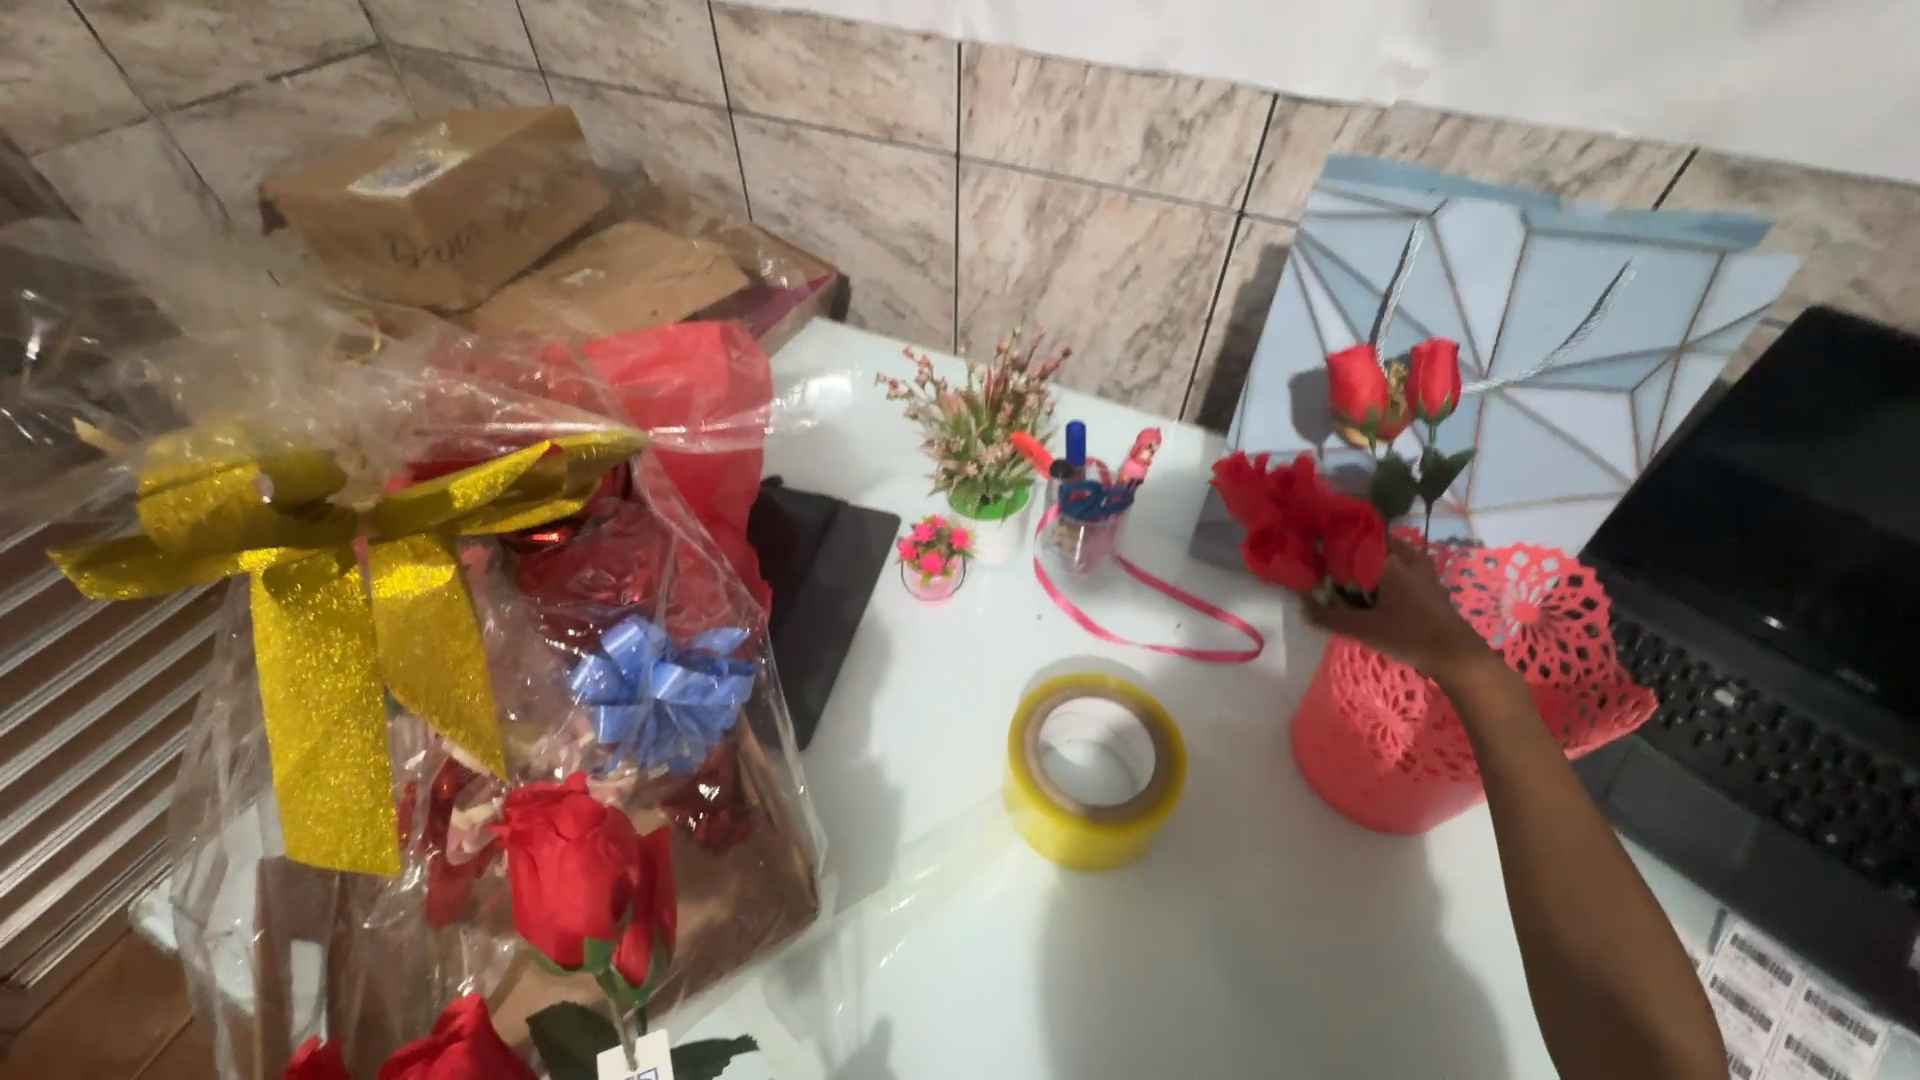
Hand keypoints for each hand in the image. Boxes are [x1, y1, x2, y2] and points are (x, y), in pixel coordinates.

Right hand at [1305, 537, 1493, 679]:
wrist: (1457, 657)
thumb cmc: (1409, 635)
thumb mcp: (1364, 628)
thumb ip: (1332, 617)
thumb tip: (1304, 608)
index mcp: (1392, 565)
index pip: (1363, 542)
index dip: (1342, 542)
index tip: (1324, 547)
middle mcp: (1411, 564)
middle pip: (1386, 543)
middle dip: (1365, 546)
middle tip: (1344, 557)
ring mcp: (1427, 577)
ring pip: (1404, 555)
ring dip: (1385, 557)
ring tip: (1366, 568)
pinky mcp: (1434, 592)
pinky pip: (1413, 571)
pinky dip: (1399, 571)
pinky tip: (1388, 588)